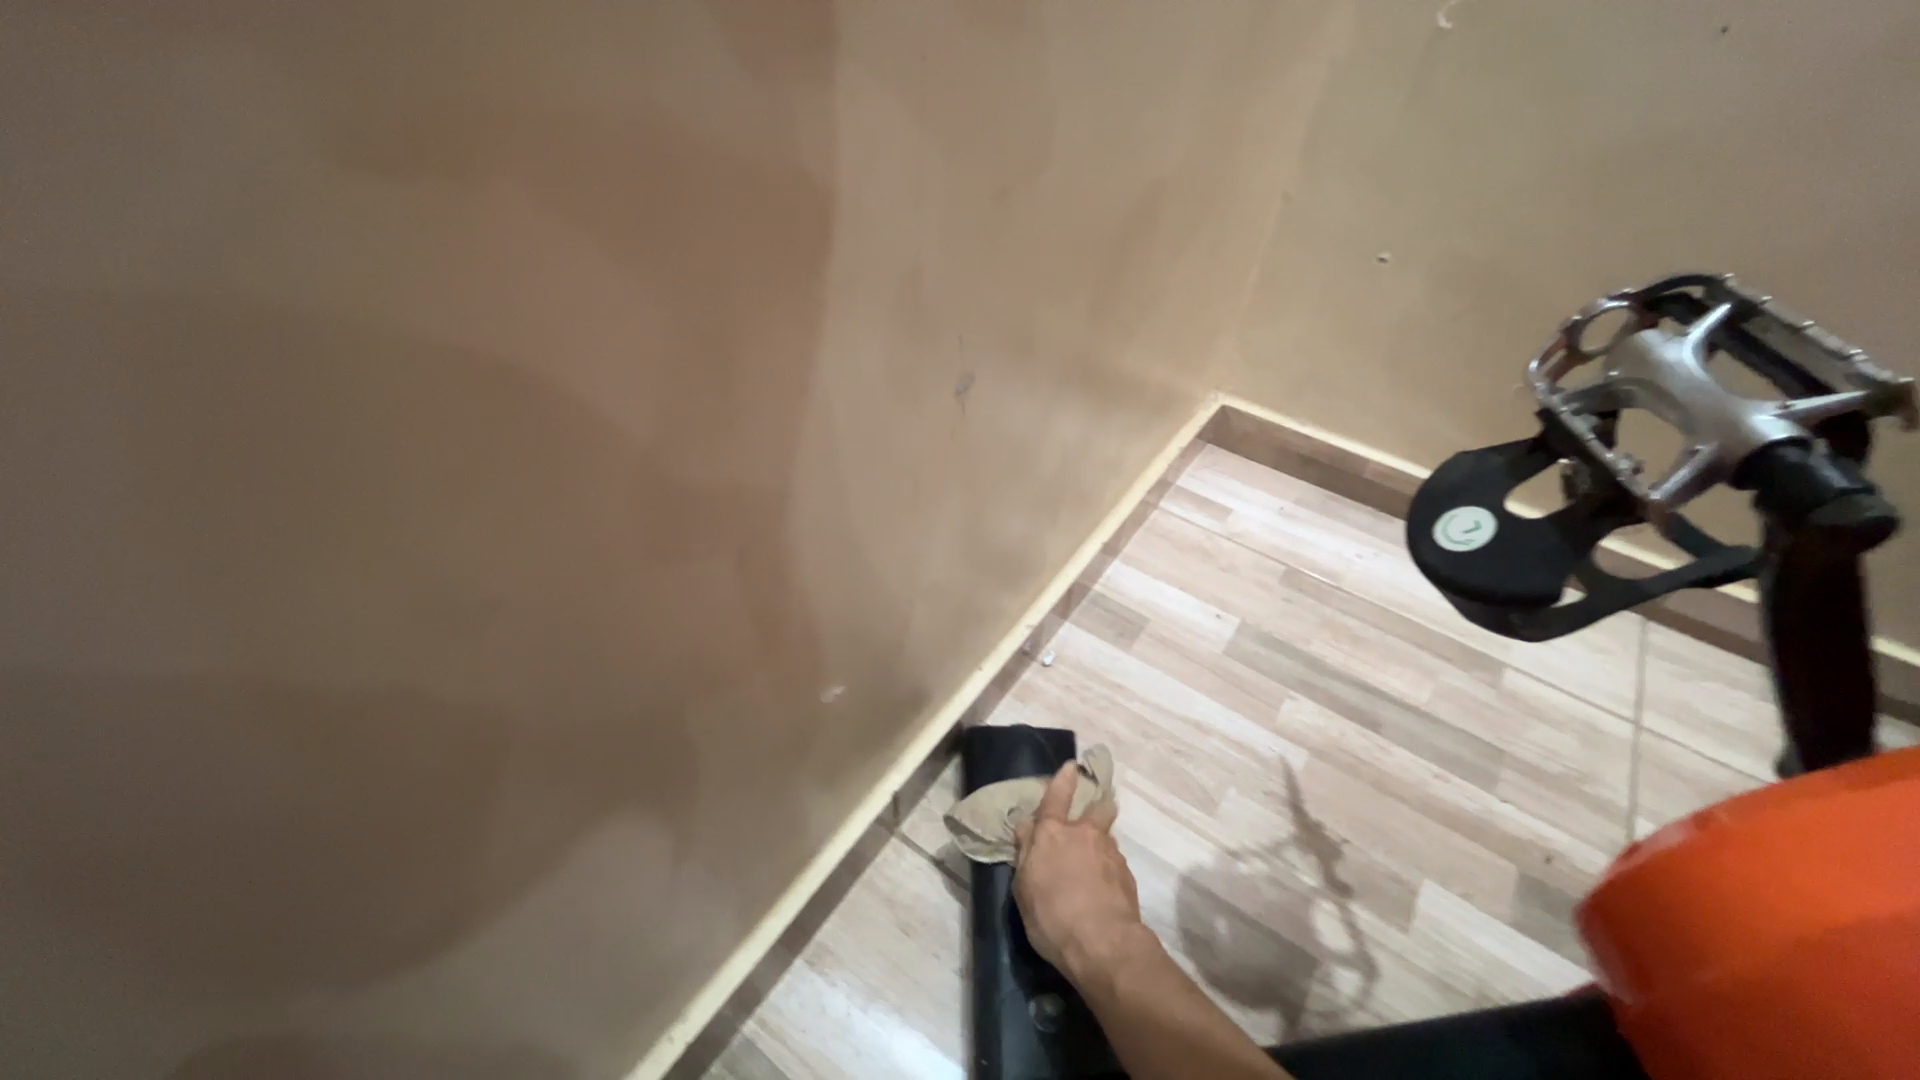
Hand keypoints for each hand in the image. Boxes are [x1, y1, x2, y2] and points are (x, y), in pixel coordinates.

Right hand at [1012, 761, 1146, 984]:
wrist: (1102, 943)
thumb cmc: (1051, 915)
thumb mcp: (1023, 887)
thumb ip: (1026, 852)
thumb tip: (1029, 827)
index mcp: (1053, 834)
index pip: (1057, 796)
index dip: (1063, 779)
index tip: (1072, 766)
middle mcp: (1084, 835)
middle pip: (1098, 810)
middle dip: (1098, 807)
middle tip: (1094, 817)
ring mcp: (1111, 854)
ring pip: (1107, 840)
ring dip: (1101, 847)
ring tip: (1093, 872)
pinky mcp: (1128, 876)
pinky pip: (1114, 865)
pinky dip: (1108, 872)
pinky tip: (1103, 893)